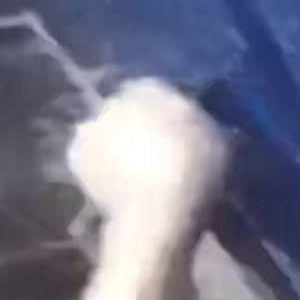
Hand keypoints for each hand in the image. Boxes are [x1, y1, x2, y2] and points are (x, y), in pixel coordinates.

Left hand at [68, 79, 230, 245]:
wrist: (157, 211)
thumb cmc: (198, 168)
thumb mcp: (225, 143)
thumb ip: (213, 128)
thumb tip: (215, 129)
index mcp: (151, 88)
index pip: (162, 91)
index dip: (176, 112)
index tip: (191, 133)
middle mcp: (113, 100)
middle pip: (131, 110)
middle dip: (145, 127)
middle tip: (169, 153)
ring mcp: (88, 131)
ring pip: (111, 135)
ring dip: (124, 148)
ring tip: (149, 175)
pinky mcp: (74, 163)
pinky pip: (97, 160)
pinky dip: (110, 169)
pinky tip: (131, 188)